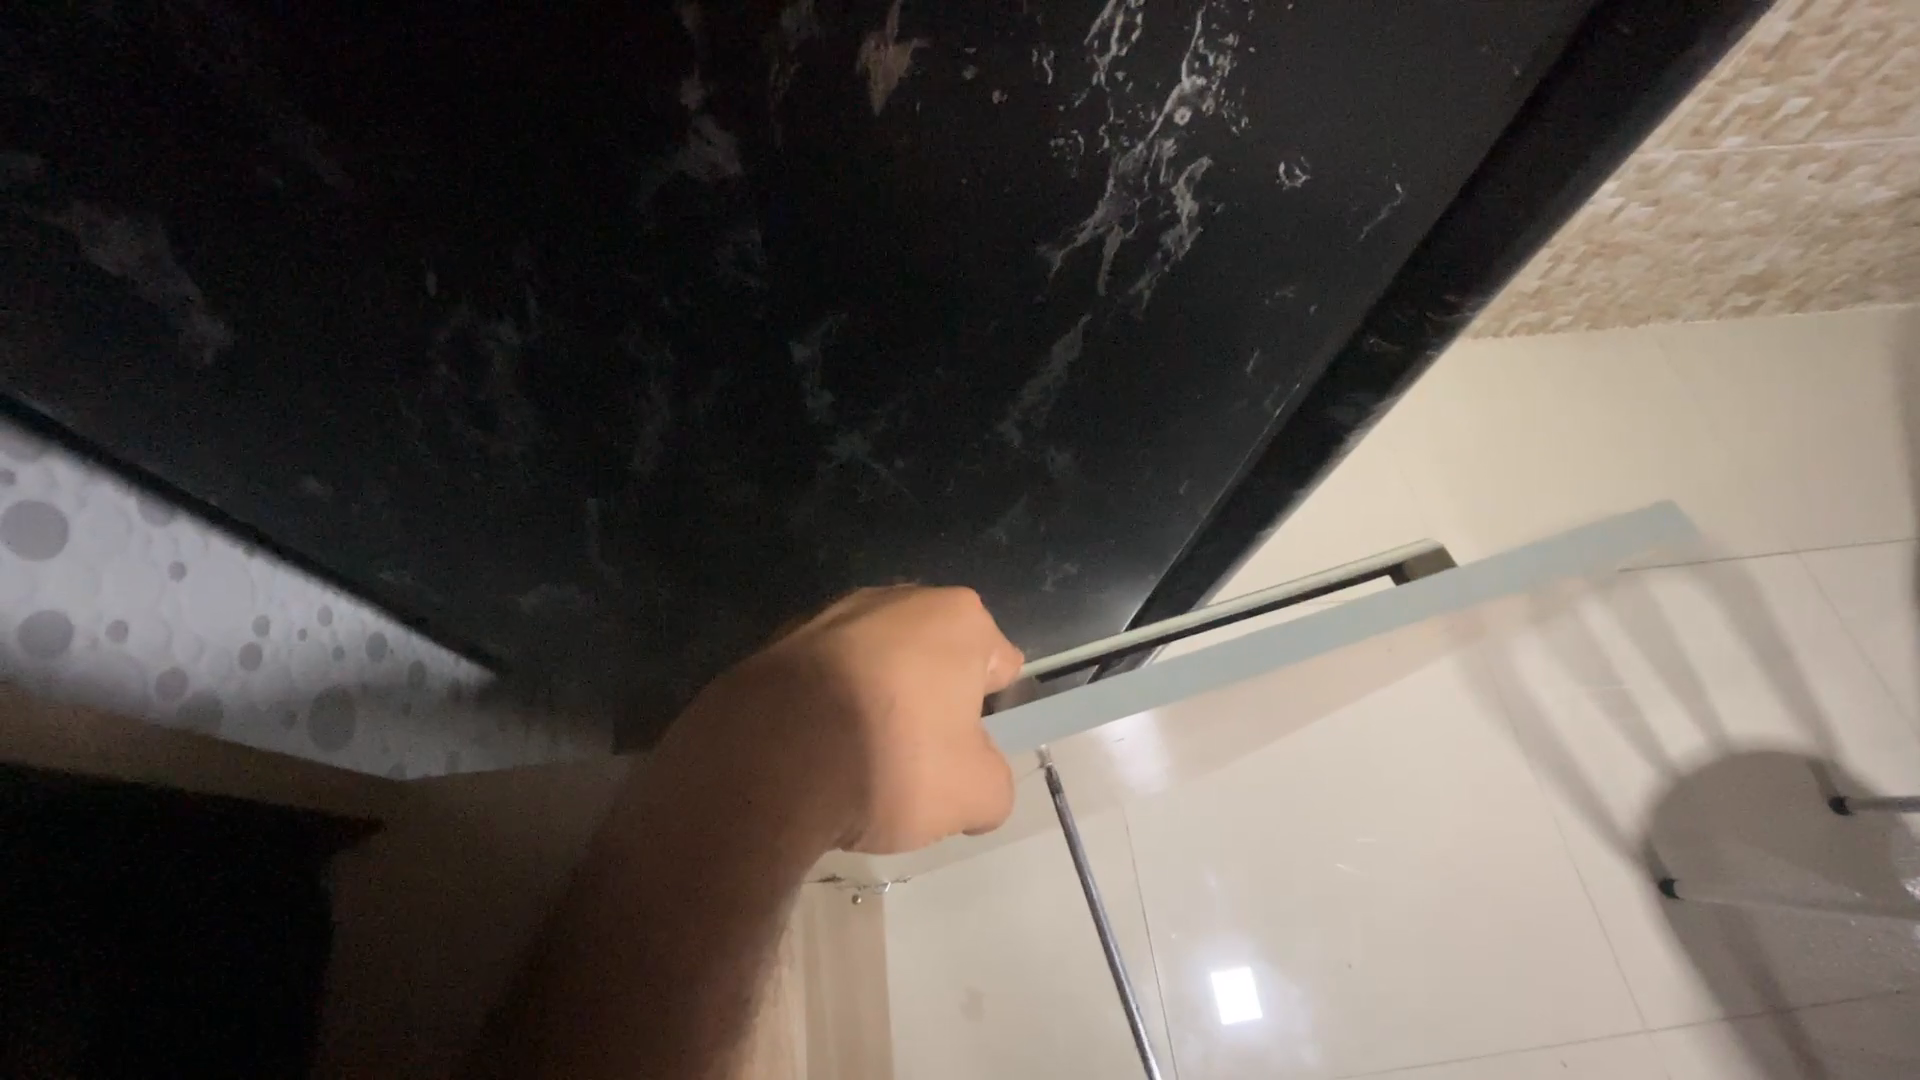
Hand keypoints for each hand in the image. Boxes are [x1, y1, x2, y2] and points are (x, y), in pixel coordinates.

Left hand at [675, 586, 1023, 854]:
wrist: (765, 759)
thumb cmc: (891, 760)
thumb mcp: (977, 794)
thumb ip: (995, 784)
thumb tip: (976, 782)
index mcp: (958, 618)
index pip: (998, 664)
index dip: (988, 714)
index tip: (963, 752)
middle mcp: (897, 598)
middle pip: (933, 660)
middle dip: (930, 703)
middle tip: (915, 761)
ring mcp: (830, 613)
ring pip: (876, 666)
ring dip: (876, 701)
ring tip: (856, 761)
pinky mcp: (777, 640)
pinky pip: (823, 678)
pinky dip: (826, 705)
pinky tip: (814, 751)